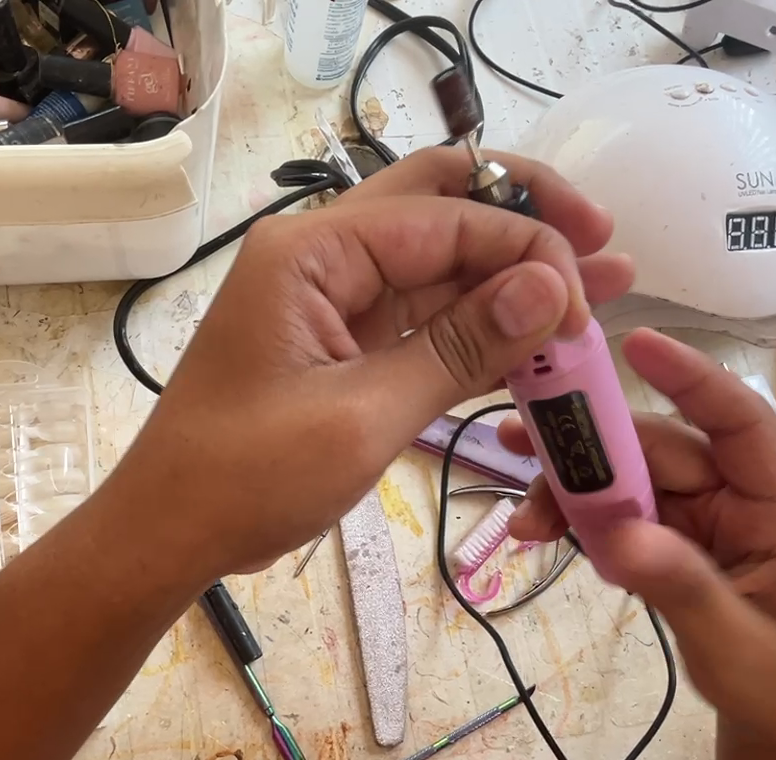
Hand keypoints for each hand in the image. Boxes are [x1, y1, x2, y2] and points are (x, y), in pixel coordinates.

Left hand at [104, 147, 635, 579]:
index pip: (443, 217)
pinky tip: (534, 340)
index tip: (585, 302)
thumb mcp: (361, 416)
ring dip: (510, 286)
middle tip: (604, 246)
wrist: (170, 532)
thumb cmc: (247, 479)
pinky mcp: (338, 352)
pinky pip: (417, 327)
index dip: (526, 250)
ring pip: (436, 274)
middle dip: (524, 226)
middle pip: (439, 212)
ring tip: (599, 291)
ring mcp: (330, 307)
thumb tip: (550, 289)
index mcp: (311, 253)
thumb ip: (457, 349)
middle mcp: (320, 261)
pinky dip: (473, 337)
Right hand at [502, 330, 775, 733]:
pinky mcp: (665, 539)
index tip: (636, 346)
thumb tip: (620, 537)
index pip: (742, 426)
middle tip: (517, 442)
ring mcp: (696, 518)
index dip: (693, 381)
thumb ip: (682, 588)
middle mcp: (734, 499)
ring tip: (522, 519)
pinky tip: (540, 532)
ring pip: (624, 479)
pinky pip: (612, 513)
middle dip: (589, 450)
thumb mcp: (734, 643)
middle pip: (657, 450)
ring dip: (569, 490)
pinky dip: (574, 519)